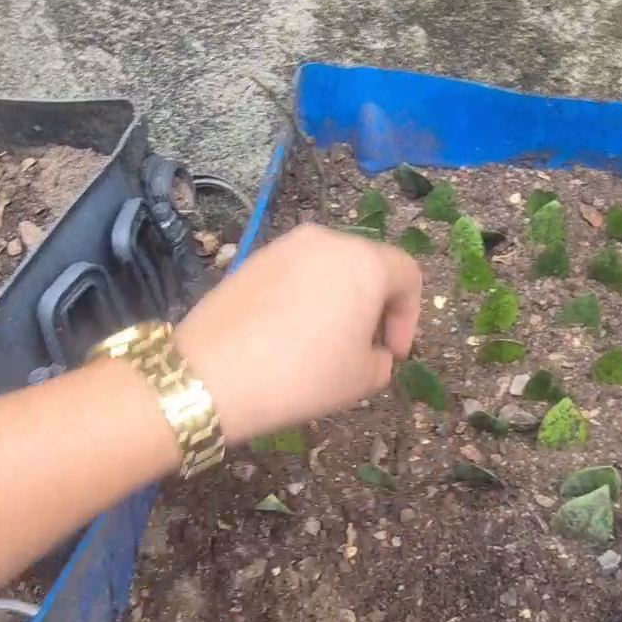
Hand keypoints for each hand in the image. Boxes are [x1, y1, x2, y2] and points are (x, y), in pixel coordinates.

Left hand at [175, 225, 421, 444]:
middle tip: (365, 348)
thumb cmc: (302, 375)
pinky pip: (295, 275)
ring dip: (339, 301)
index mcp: (364, 261)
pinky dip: (304, 299)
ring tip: (326, 343)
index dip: (409, 318)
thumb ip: (382, 360)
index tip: (394, 354)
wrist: (212, 374)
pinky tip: (289, 335)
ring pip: (329, 269)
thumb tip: (373, 351)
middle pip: (368, 267)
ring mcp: (284, 246)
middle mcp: (326, 241)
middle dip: (374, 307)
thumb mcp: (361, 380)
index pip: (407, 275)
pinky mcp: (252, 260)